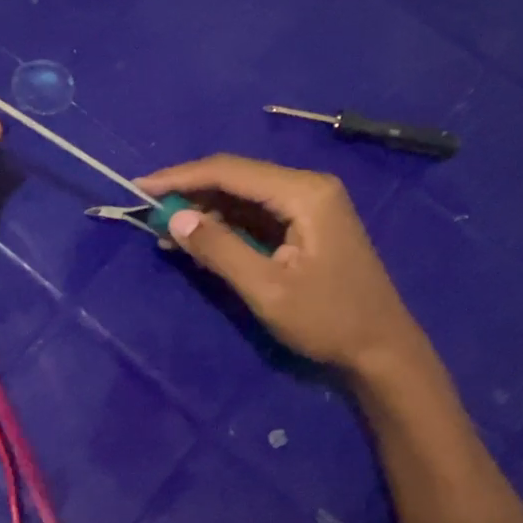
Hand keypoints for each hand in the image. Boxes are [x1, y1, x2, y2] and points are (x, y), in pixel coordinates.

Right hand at [136, 155, 425, 373]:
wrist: (382, 350)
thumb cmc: (328, 320)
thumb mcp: (267, 289)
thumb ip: (219, 249)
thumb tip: (175, 218)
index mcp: (304, 193)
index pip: (229, 171)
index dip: (180, 177)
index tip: (140, 187)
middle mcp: (307, 188)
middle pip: (235, 178)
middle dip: (188, 193)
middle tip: (146, 212)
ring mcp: (309, 205)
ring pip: (241, 196)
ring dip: (203, 210)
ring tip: (163, 230)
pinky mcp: (305, 225)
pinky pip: (254, 214)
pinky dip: (222, 225)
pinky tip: (196, 241)